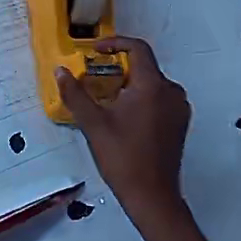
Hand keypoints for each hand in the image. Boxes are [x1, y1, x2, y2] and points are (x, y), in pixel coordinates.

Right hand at [56, 36, 190, 220]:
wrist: (152, 196)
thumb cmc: (122, 157)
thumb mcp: (93, 124)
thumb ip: (75, 93)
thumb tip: (60, 71)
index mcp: (152, 87)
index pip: (138, 49)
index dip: (116, 43)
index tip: (96, 50)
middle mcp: (171, 92)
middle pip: (144, 66)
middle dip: (119, 67)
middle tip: (95, 77)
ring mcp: (179, 108)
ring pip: (152, 83)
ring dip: (129, 83)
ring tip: (106, 97)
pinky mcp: (180, 123)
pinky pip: (160, 98)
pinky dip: (141, 97)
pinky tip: (123, 114)